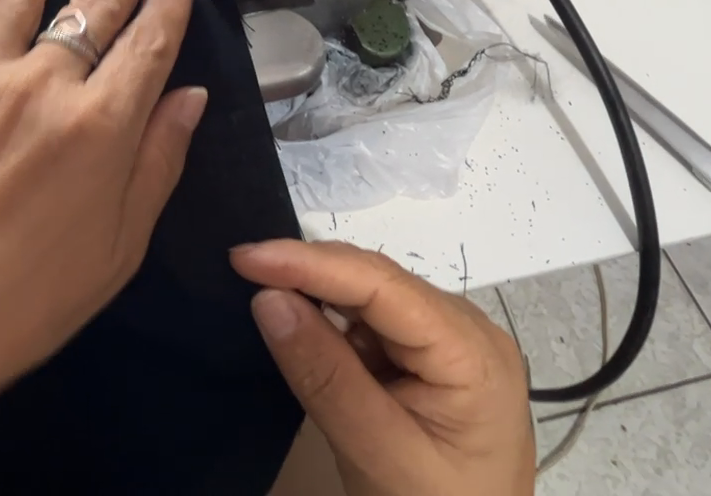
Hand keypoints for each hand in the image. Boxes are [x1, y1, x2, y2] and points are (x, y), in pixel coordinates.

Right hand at [234, 240, 534, 495]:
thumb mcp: (379, 455)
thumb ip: (325, 376)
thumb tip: (267, 298)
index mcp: (470, 351)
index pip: (380, 284)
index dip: (309, 262)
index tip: (244, 257)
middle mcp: (464, 329)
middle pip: (373, 280)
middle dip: (306, 269)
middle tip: (240, 267)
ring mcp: (445, 339)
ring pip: (365, 294)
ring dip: (312, 290)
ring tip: (259, 285)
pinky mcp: (423, 355)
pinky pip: (365, 318)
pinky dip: (326, 316)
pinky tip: (298, 319)